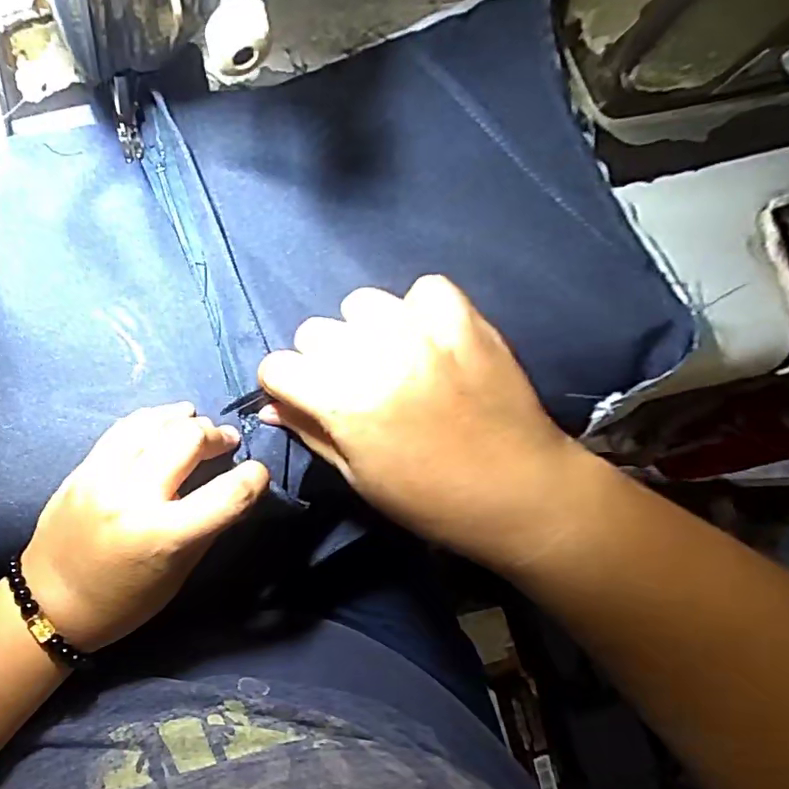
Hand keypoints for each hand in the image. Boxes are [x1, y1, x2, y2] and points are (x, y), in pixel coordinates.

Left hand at [20, 402, 269, 650]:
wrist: (51, 603)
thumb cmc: (124, 602)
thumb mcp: (178, 574)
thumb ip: (209, 526)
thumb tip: (235, 489)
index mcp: (162, 535)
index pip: (228, 493)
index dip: (254, 478)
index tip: (256, 475)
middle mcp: (132, 496)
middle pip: (189, 439)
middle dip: (216, 436)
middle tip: (226, 443)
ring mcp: (102, 477)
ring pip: (154, 422)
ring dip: (184, 420)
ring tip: (197, 425)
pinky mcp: (83, 469)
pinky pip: (123, 428)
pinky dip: (152, 419)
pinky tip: (165, 422)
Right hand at [256, 275, 586, 570]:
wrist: (516, 492)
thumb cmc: (427, 499)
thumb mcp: (356, 475)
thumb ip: (310, 430)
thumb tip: (272, 407)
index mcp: (341, 401)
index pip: (277, 366)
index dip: (284, 386)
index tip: (304, 399)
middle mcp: (373, 355)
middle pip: (314, 332)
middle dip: (323, 360)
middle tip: (355, 388)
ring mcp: (420, 331)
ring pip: (361, 303)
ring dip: (366, 331)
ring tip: (393, 360)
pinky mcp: (463, 318)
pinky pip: (422, 290)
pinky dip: (419, 311)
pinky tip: (430, 341)